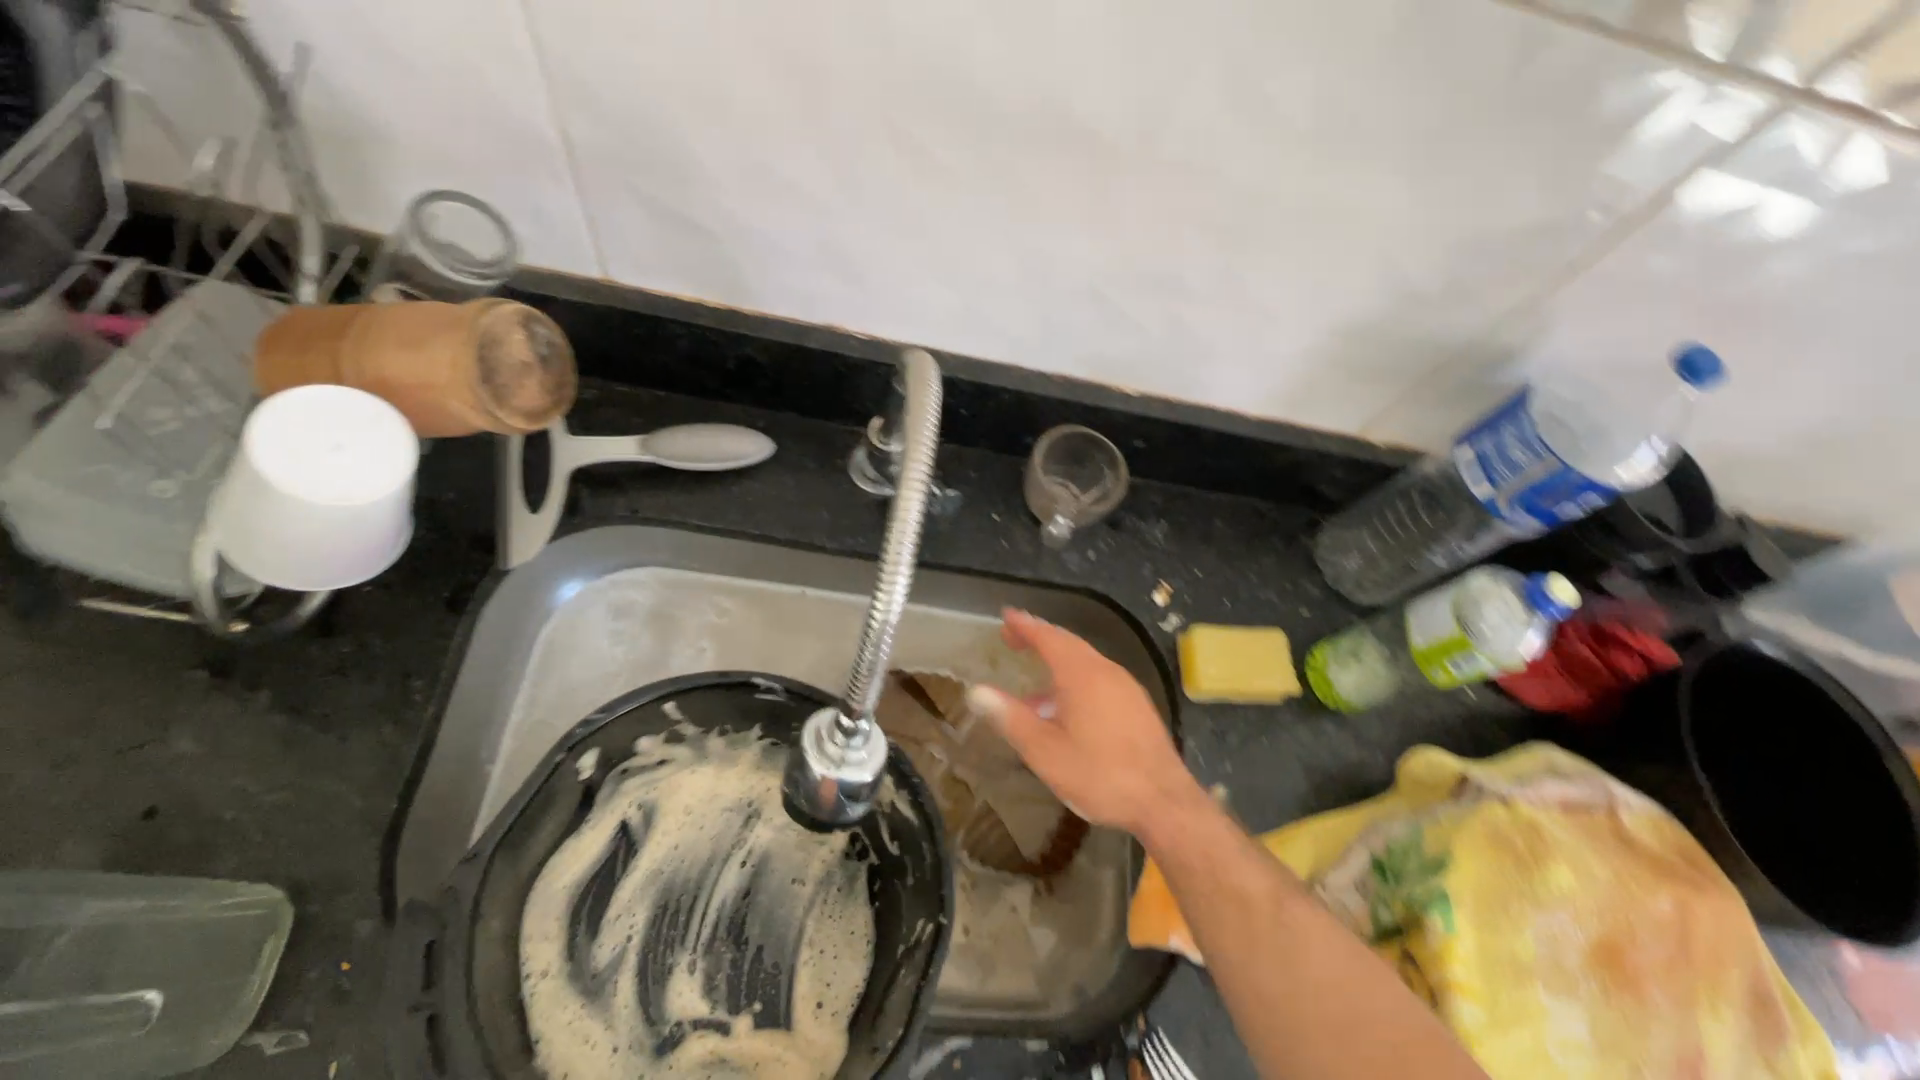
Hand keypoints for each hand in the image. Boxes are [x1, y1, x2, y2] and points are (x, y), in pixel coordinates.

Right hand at [965, 608, 1205, 837]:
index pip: (1048, 637)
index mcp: (1082, 675)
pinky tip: (1066, 713)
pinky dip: (1076, 682)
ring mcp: (1127, 688)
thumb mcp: (1045, 751)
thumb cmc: (1100, 775)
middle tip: (1014, 640)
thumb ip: (1010, 718)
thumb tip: (976, 691)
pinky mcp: (1138, 707)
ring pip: (1086, 664)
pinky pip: (1100, 681)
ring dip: (1058, 665)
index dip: (1025, 626)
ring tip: (1033, 688)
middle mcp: (1106, 672)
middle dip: (1040, 640)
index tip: (1006, 617)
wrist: (1164, 801)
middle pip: (1069, 645)